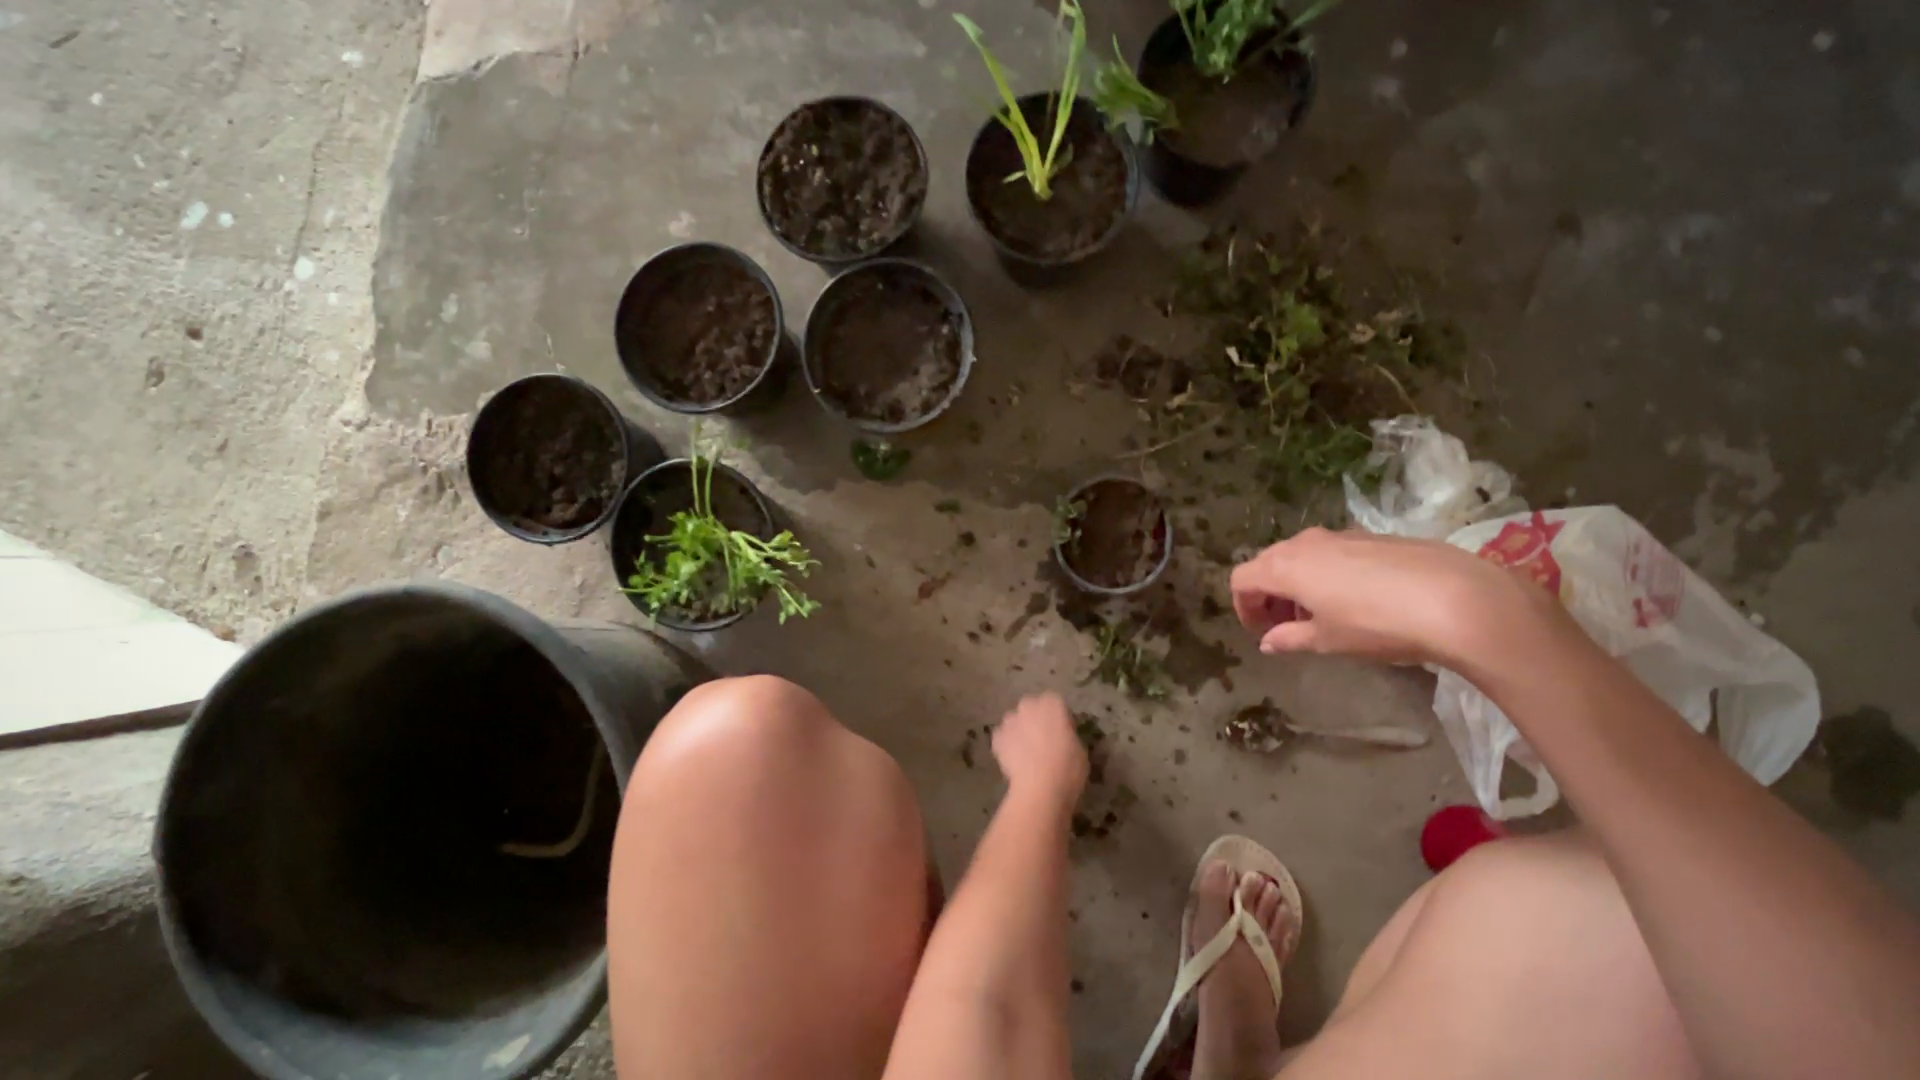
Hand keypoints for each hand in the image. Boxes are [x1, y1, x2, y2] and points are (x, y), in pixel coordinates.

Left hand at [992, 694, 1087, 811]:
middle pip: (1032, 708)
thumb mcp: (1080, 749)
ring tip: (1027, 752)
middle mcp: (1029, 705)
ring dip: (1020, 730)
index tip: (1063, 734)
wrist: (1040, 788)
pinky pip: (1003, 737)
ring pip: (1015, 721)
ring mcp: (1010, 720)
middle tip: (1044, 741)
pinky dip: (1007, 745)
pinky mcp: (997, 737)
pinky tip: (1015, 760)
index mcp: (1053, 703)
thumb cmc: (1068, 767)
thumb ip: (1068, 735)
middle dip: (1036, 720)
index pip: (1056, 704)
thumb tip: (1062, 737)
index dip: (1059, 719)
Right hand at [1230, 527, 1562, 669]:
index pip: (1242, 579)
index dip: (1244, 607)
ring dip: (1299, 584)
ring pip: (1303, 555)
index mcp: (1285, 566)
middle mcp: (1307, 543)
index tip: (1261, 632)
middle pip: (1269, 562)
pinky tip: (1358, 602)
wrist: (1457, 599)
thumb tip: (1270, 640)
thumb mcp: (1328, 640)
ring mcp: (1343, 535)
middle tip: (1286, 626)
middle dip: (1270, 593)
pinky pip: (1335, 553)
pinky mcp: (1375, 537)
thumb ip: (1291, 638)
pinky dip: (1328, 574)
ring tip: (1322, 616)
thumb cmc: (1378, 625)